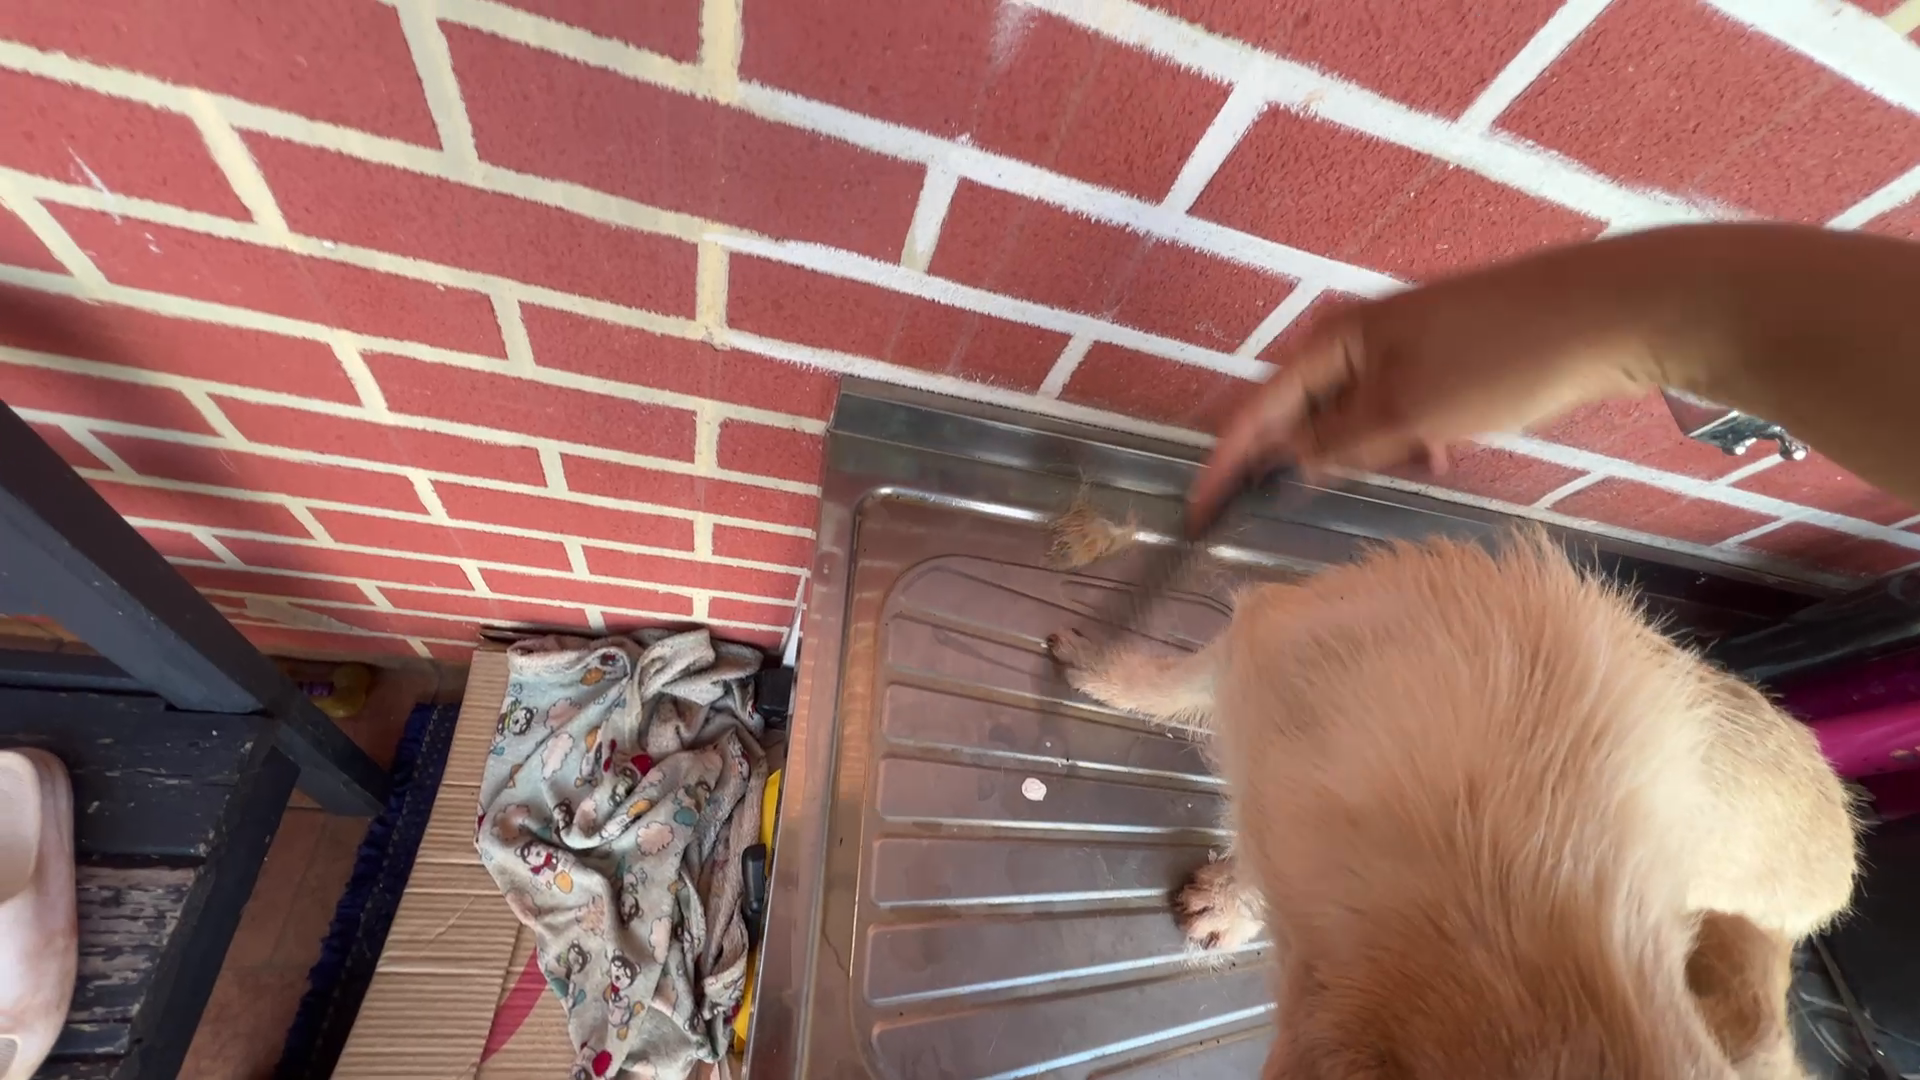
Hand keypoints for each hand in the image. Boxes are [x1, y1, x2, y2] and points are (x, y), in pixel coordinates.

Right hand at [1188, 237, 1686, 530]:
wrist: (1621, 308)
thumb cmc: (1500, 358)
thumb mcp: (1405, 414)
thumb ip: (1336, 444)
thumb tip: (1292, 461)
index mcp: (1329, 345)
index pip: (1255, 416)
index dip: (1224, 467)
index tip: (1197, 512)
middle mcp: (1348, 342)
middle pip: (1302, 419)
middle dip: (1321, 459)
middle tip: (1363, 477)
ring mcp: (1390, 348)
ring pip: (1351, 422)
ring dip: (1375, 451)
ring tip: (1427, 456)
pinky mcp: (1427, 359)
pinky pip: (1389, 413)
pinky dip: (1404, 440)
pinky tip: (1442, 449)